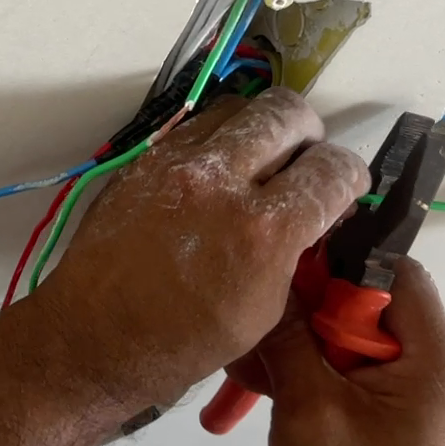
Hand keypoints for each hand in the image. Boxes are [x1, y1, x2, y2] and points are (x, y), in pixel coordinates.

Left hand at [0, 87, 368, 445]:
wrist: (95, 331)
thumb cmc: (182, 341)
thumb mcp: (265, 309)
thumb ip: (295, 247)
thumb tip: (315, 211)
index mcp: (263, 230)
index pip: (333, 168)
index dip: (349, 178)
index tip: (341, 189)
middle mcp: (220, 179)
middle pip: (287, 110)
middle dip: (309, 134)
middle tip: (302, 163)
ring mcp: (176, 160)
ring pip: (239, 104)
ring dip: (261, 127)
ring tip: (258, 162)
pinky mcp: (145, 156)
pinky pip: (196, 123)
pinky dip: (219, 137)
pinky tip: (217, 170)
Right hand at [250, 258, 444, 445]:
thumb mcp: (309, 410)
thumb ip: (290, 338)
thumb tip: (272, 280)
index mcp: (432, 364)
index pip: (398, 273)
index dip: (344, 259)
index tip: (290, 266)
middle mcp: (432, 378)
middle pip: (368, 311)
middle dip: (308, 313)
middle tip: (258, 320)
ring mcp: (414, 407)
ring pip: (352, 348)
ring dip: (300, 349)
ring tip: (249, 364)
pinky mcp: (395, 430)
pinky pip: (351, 382)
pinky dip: (311, 379)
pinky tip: (265, 390)